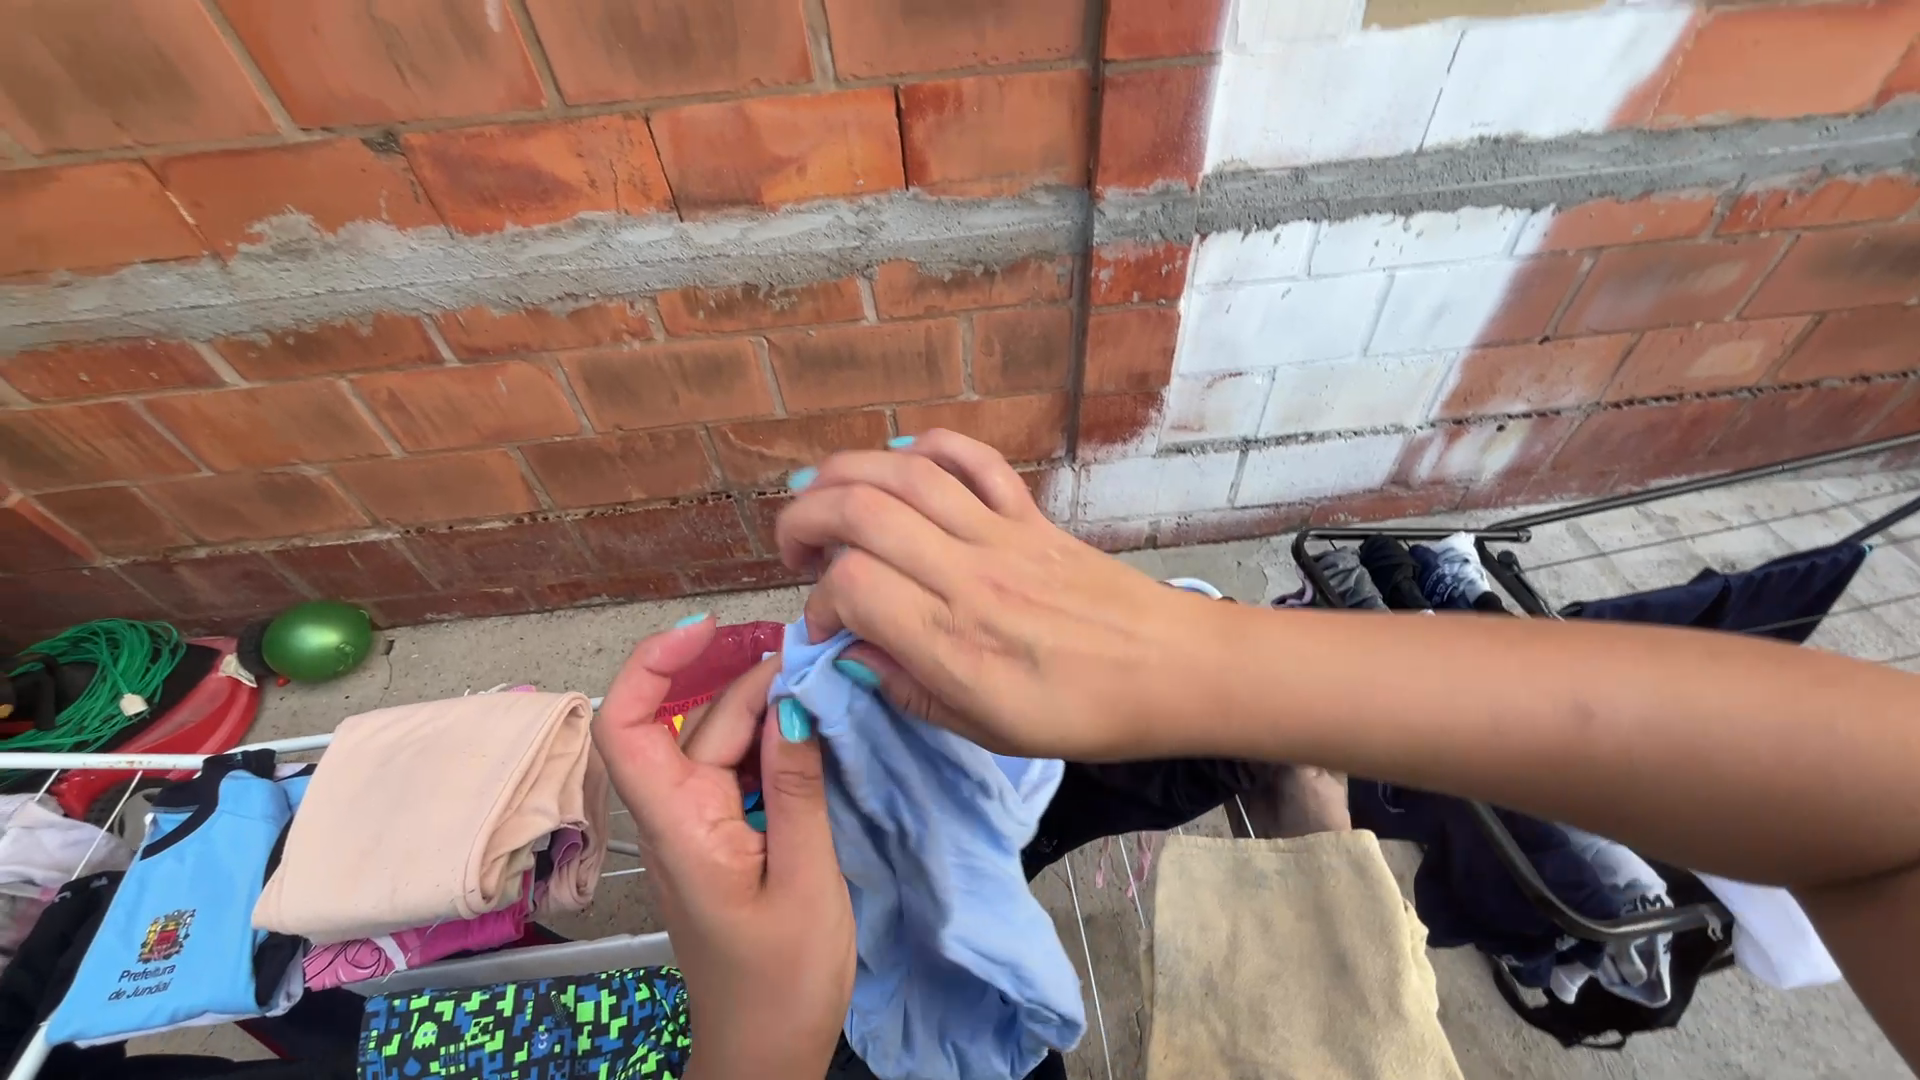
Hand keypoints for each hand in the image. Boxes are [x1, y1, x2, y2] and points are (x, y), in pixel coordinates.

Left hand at [592, 617, 853, 1079]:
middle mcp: (679, 813)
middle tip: (819, 663)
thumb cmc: (782, 980)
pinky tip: (817, 727)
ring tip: (825, 683)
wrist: (767, 1052)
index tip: (708, 631)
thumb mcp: (805, 877)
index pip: (625, 728)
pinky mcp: (729, 831)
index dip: (651, 667)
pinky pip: (745, 767)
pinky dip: (778, 738)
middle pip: (697, 722)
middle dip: (750, 681)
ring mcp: (703, 822)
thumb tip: (796, 699)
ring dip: (769, 705)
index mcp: (679, 826)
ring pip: (725, 740)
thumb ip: (796, 785)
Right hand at [774, 429, 1229, 761]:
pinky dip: (932, 446)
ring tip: (824, 496)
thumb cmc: (1081, 714)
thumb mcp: (986, 730)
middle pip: (862, 511)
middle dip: (805, 518)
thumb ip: (909, 689)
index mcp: (954, 641)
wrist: (1172, 671)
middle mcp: (969, 576)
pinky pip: (976, 460)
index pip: (851, 585)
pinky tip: (903, 460)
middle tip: (795, 549)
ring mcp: (1003, 535)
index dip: (818, 601)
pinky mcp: (1031, 515)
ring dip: (847, 472)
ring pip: (907, 474)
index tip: (827, 625)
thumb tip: (851, 650)